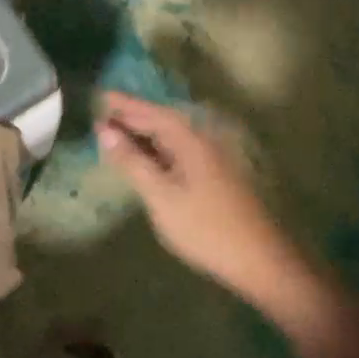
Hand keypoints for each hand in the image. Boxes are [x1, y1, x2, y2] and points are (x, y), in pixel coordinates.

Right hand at [96, 92, 295, 294]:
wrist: (261, 262)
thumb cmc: (206, 228)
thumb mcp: (161, 196)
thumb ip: (132, 161)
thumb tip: (105, 130)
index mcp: (189, 138)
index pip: (149, 110)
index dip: (122, 103)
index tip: (97, 95)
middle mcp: (201, 140)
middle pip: (160, 120)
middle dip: (130, 118)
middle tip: (97, 117)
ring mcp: (211, 158)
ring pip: (169, 138)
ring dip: (142, 135)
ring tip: (112, 137)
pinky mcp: (214, 176)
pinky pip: (178, 152)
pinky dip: (156, 151)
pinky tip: (143, 161)